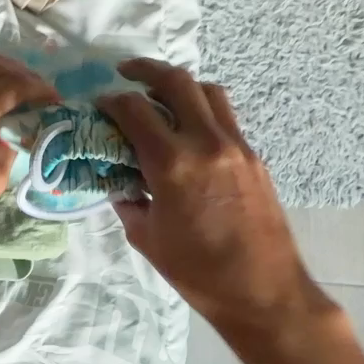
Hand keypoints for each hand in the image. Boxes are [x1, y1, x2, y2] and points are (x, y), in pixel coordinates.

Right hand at [97, 59, 321, 339]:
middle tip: (126, 72)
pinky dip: (201, 112)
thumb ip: (128, 199)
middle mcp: (206, 144)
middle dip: (146, 71)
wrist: (264, 292)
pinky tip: (187, 132)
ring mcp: (236, 147)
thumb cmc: (196, 270)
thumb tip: (118, 181)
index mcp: (172, 163)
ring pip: (208, 93)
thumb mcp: (146, 236)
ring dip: (180, 86)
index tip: (99, 105)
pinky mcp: (253, 158)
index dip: (111, 101)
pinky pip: (225, 118)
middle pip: (177, 82)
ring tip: (160, 96)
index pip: (134, 110)